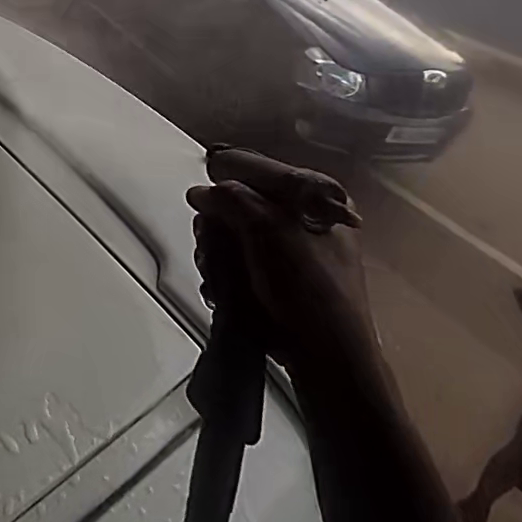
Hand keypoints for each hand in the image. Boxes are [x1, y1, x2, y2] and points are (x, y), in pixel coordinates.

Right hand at [186, 155, 374, 375]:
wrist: (323, 356)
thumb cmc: (307, 289)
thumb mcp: (269, 231)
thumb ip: (231, 200)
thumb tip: (199, 194)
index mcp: (315, 196)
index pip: (252, 166)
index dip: (225, 181)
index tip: (210, 204)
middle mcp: (300, 216)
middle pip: (233, 201)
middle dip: (216, 226)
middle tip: (216, 247)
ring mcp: (283, 246)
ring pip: (225, 232)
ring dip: (214, 253)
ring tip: (221, 275)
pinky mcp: (269, 273)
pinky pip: (229, 258)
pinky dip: (220, 271)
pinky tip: (224, 287)